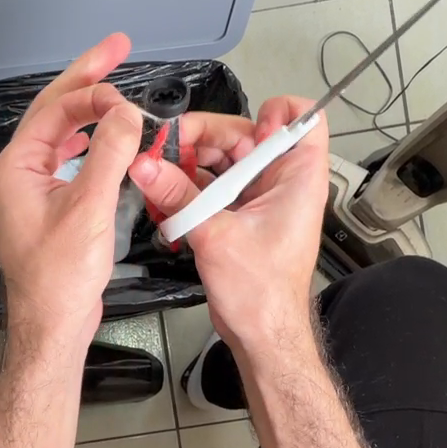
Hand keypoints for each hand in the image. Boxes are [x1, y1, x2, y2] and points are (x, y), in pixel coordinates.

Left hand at [0, 33, 142, 349]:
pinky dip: (89, 144)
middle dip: (85, 81)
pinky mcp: (47, 209)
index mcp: (16, 168)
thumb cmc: (60, 277)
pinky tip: (104, 138)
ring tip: (113, 86)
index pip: (54, 109)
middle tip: (117, 48)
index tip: (125, 79)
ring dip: (88, 111)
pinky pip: (67, 162)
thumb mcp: (90, 208)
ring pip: (60, 137)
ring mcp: (31, 192)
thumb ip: (109, 153)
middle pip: (53, 113)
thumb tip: (126, 112)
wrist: (52, 323)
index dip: (90, 87)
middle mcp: (18, 175)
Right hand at [129, 96, 328, 352]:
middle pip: (244, 136)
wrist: (260, 333)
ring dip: (189, 164)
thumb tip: (145, 165)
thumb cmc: (261, 292)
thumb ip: (177, 195)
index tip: (234, 130)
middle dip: (204, 138)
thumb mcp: (215, 234)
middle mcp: (280, 181)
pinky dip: (188, 189)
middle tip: (165, 147)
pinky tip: (164, 196)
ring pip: (223, 161)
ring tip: (157, 173)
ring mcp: (258, 199)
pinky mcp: (237, 216)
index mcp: (296, 176)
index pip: (301, 118)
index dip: (270, 113)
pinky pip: (212, 188)